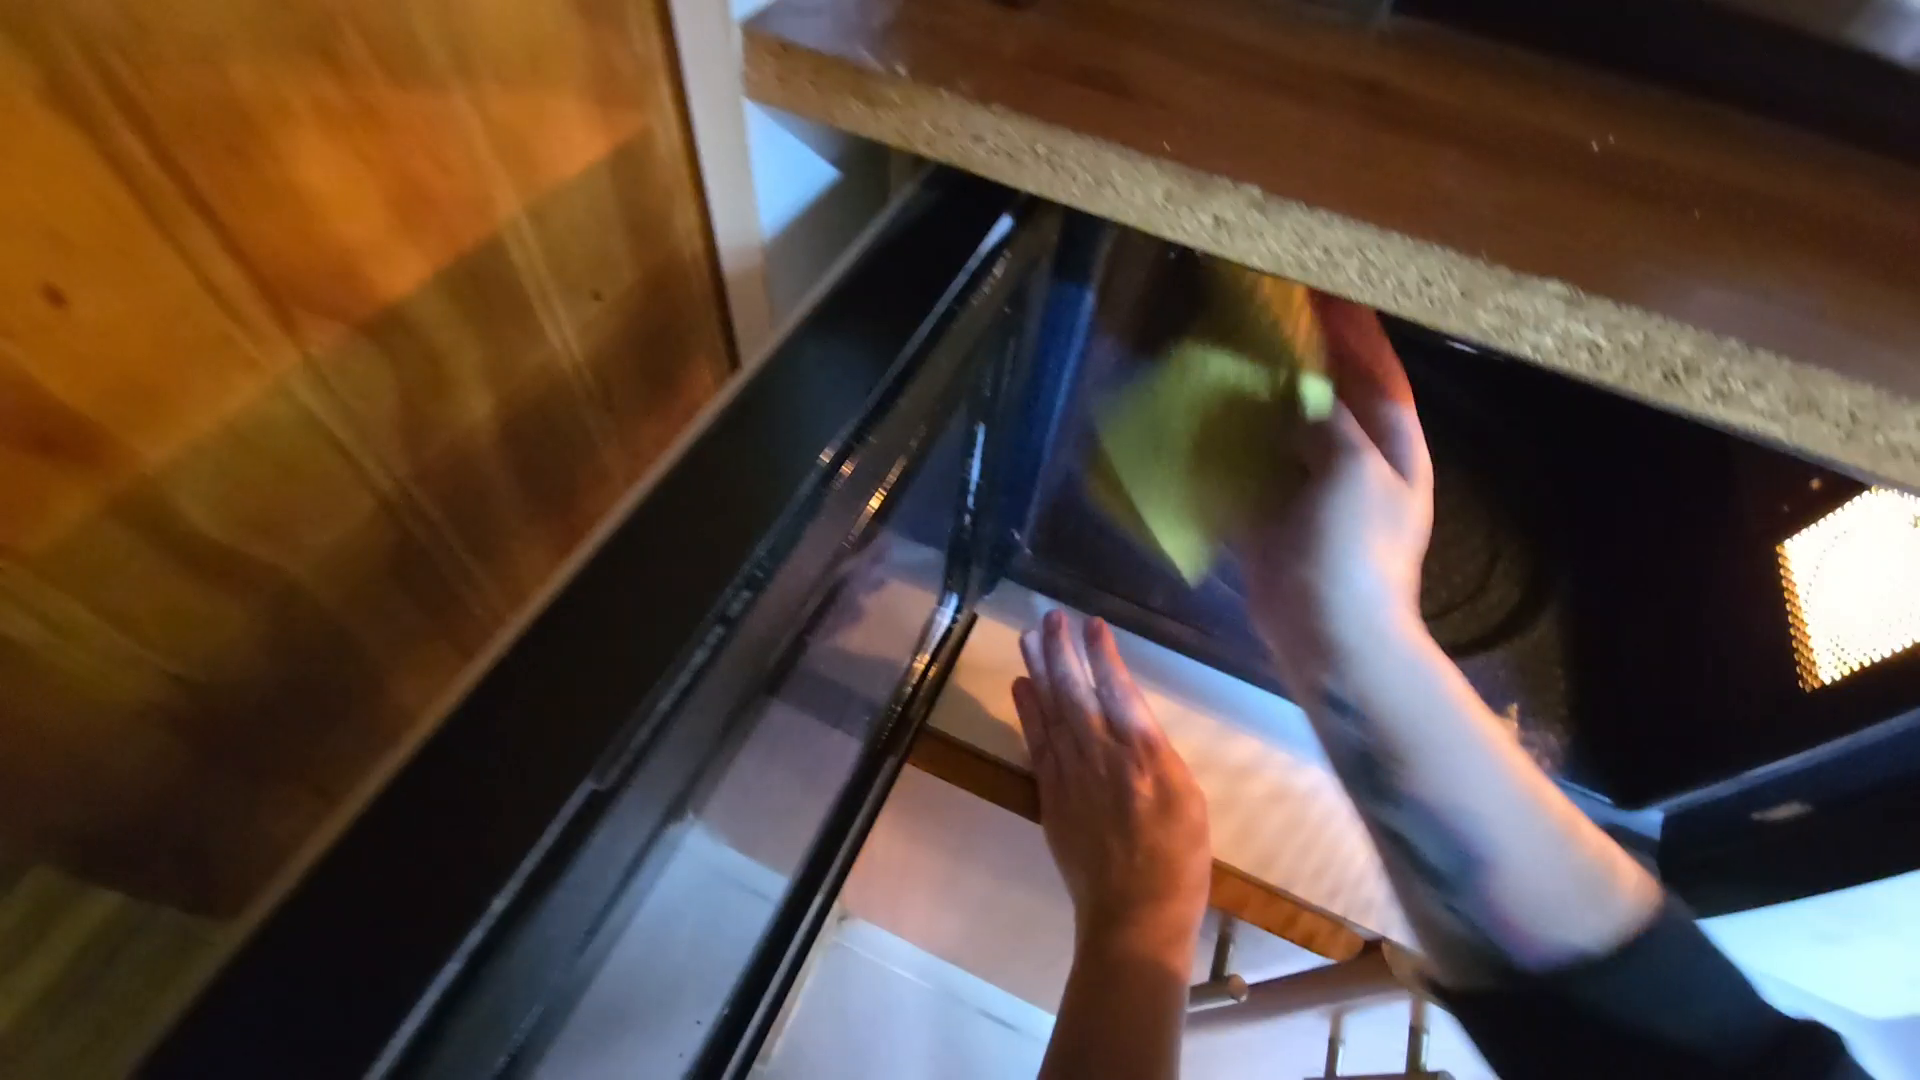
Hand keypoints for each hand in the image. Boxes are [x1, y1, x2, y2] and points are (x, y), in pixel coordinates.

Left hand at [1013, 611, 1210, 955]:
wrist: (1133, 915)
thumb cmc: (1177, 859)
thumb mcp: (1189, 799)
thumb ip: (1158, 753)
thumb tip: (1132, 717)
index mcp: (1144, 756)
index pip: (1119, 691)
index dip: (1102, 654)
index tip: (1091, 622)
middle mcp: (1101, 756)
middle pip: (1076, 692)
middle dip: (1062, 650)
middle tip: (1051, 616)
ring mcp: (1070, 774)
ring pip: (1051, 710)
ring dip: (1039, 670)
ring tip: (1030, 636)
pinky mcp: (1050, 793)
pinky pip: (1036, 742)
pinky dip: (1027, 711)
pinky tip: (1021, 685)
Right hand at [1239, 296, 1432, 684]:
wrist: (1329, 633)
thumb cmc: (1355, 551)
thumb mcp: (1356, 474)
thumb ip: (1331, 425)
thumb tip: (1301, 394)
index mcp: (1391, 448)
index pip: (1375, 374)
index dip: (1353, 334)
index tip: (1320, 295)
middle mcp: (1352, 462)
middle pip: (1326, 398)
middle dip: (1299, 363)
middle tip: (1261, 324)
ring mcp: (1308, 490)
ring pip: (1282, 432)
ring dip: (1258, 403)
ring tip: (1226, 363)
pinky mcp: (1269, 516)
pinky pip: (1249, 470)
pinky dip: (1229, 449)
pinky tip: (1203, 424)